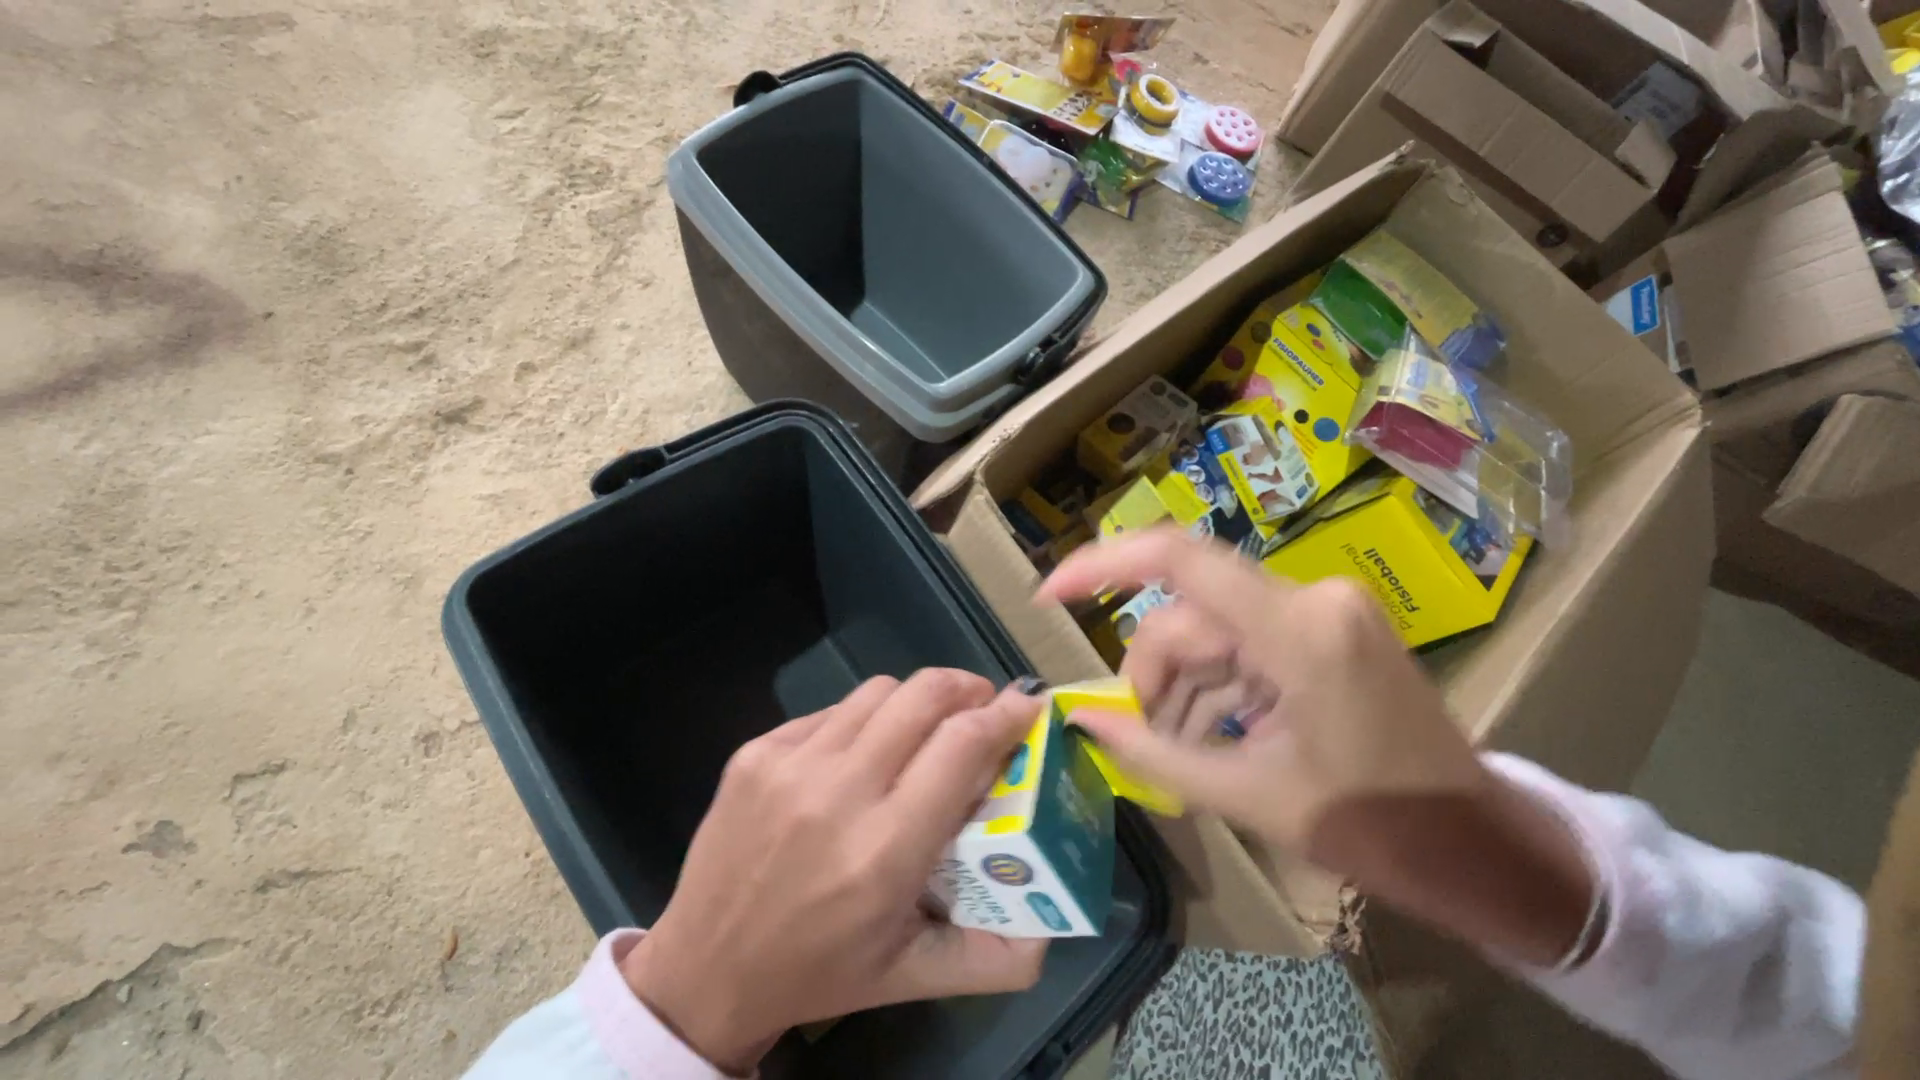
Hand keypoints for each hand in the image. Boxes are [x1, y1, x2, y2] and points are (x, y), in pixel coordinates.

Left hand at [620, 671, 1047, 1074]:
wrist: (706, 970)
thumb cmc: (822, 972)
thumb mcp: (916, 974)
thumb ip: (998, 955)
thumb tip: (1057, 924)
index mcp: (886, 850)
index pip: (962, 745)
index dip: (1007, 714)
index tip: (1029, 706)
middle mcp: (838, 793)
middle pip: (923, 696)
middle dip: (967, 688)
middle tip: (982, 708)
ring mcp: (789, 765)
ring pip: (877, 692)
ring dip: (915, 701)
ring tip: (922, 732)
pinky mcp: (753, 753)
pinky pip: (829, 711)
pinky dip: (860, 722)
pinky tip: (859, 757)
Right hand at [1039, 530, 1594, 966]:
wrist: (1478, 846)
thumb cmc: (1372, 828)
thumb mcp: (1245, 795)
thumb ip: (1151, 752)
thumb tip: (1077, 718)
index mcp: (1299, 630)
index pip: (1179, 560)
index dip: (1102, 565)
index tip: (1049, 594)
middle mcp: (1312, 598)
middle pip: (1190, 618)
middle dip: (1153, 677)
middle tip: (1136, 740)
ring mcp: (1324, 610)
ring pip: (1213, 634)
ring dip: (1185, 690)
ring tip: (1176, 754)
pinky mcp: (1329, 629)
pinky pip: (1246, 645)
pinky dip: (1218, 688)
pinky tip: (1209, 738)